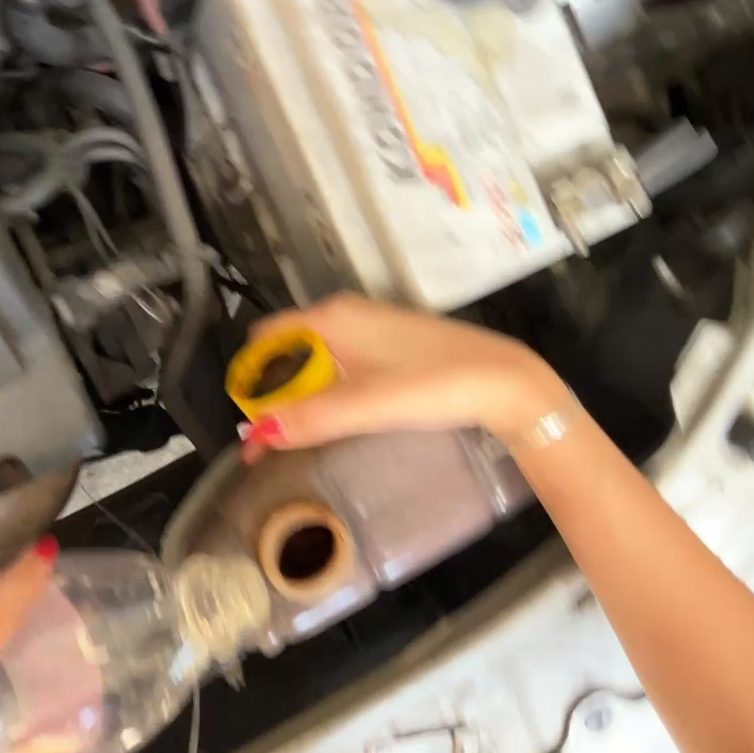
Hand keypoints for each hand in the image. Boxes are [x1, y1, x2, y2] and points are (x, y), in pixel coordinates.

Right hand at [241, 294, 571, 458]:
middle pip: (288, 348)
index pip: (266, 338)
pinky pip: (340, 360)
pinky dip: (326, 387)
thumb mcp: (367, 406)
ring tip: (297, 433)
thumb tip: (255, 435)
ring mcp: (370, 325)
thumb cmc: (433, 385)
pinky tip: (338, 414)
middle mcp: (344, 313)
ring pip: (315, 356)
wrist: (506, 381)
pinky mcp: (391, 341)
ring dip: (300, 392)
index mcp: (331, 318)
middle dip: (272, 391)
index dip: (250, 377)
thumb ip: (310, 419)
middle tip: (270, 439)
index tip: (247, 420)